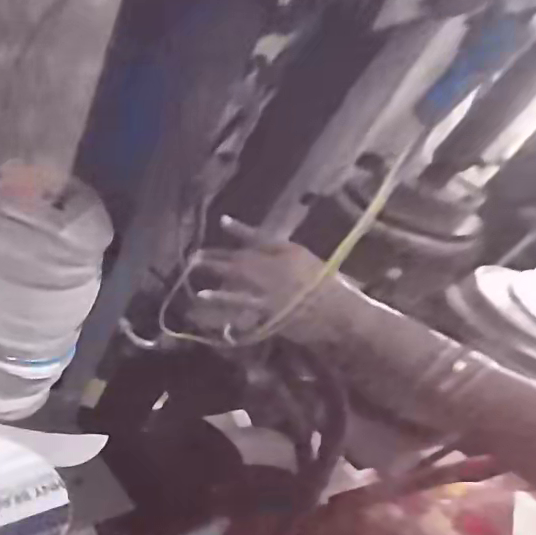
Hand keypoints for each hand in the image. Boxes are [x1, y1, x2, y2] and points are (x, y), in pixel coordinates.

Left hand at [188, 216, 363, 340]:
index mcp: (293, 252)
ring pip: (238, 274)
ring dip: (214, 269)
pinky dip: (220, 298)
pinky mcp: (266, 307)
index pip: (262, 237)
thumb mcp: (310, 267)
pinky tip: (203, 295)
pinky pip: (238, 301)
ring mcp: (272, 286)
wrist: (342, 313)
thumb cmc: (332, 291)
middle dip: (218, 255)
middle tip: (195, 254)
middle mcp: (279, 265)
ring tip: (193, 267)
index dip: (242, 230)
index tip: (223, 221)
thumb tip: (262, 259)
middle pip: (243, 256)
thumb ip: (286, 262)